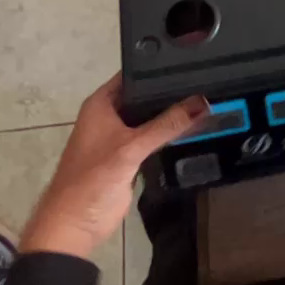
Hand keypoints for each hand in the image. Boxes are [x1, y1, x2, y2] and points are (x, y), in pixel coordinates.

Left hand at [20, 75, 208, 258]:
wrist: (74, 227)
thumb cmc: (91, 180)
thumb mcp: (130, 147)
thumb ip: (168, 124)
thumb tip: (204, 103)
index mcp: (100, 104)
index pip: (134, 74)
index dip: (158, 66)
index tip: (192, 57)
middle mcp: (110, 115)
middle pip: (146, 95)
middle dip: (172, 89)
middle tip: (209, 77)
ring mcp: (121, 135)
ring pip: (152, 116)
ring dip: (174, 112)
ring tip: (209, 96)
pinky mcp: (131, 155)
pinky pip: (156, 136)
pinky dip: (172, 131)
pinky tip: (196, 124)